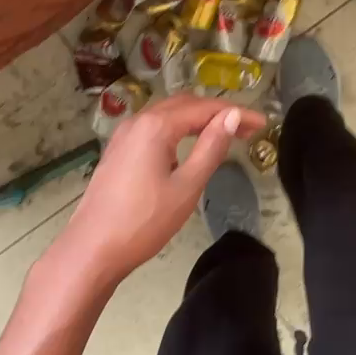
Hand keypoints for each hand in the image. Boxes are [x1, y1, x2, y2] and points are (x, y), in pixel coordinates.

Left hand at [38, 95, 264, 305]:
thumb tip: (231, 117)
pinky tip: (189, 147)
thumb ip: (211, 148)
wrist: (93, 248)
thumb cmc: (144, 221)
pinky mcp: (118, 152)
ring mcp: (123, 136)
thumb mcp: (186, 186)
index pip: (204, 109)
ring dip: (197, 121)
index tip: (262, 125)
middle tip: (247, 130)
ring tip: (224, 136)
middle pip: (184, 106)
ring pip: (167, 116)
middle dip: (217, 113)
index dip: (236, 114)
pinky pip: (153, 129)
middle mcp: (137, 122)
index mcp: (155, 126)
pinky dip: (177, 130)